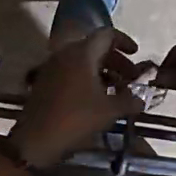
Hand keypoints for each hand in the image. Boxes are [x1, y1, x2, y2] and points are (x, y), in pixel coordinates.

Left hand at [7, 28, 147, 167]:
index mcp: (82, 53)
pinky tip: (96, 97)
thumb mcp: (109, 111)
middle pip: (95, 47)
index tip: (136, 53)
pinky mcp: (44, 81)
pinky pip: (70, 71)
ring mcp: (52, 67)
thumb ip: (129, 101)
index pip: (107, 34)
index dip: (124, 41)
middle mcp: (65, 54)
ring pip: (82, 60)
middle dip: (116, 60)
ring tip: (116, 89)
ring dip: (102, 70)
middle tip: (130, 77)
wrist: (35, 141)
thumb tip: (141, 100)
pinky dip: (86, 77)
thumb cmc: (75, 119)